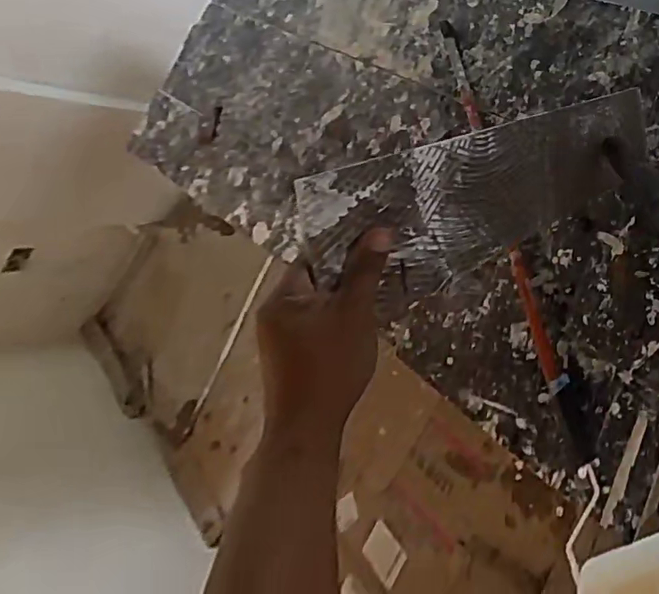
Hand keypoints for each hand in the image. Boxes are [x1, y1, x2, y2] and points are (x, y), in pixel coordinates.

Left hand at [256, 228, 391, 445]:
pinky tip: (362, 317)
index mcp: (282, 298)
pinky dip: (339, 312)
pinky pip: (317, 318)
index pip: (314, 256)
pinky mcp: (291, 352)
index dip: (345, 244)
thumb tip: (380, 230)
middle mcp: (274, 312)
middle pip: (317, 276)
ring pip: (319, 299)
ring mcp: (280, 334)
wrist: (308, 428)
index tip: (377, 237)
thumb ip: (365, 270)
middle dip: (349, 268)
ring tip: (378, 285)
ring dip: (346, 292)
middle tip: (384, 260)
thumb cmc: (331, 364)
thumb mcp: (355, 311)